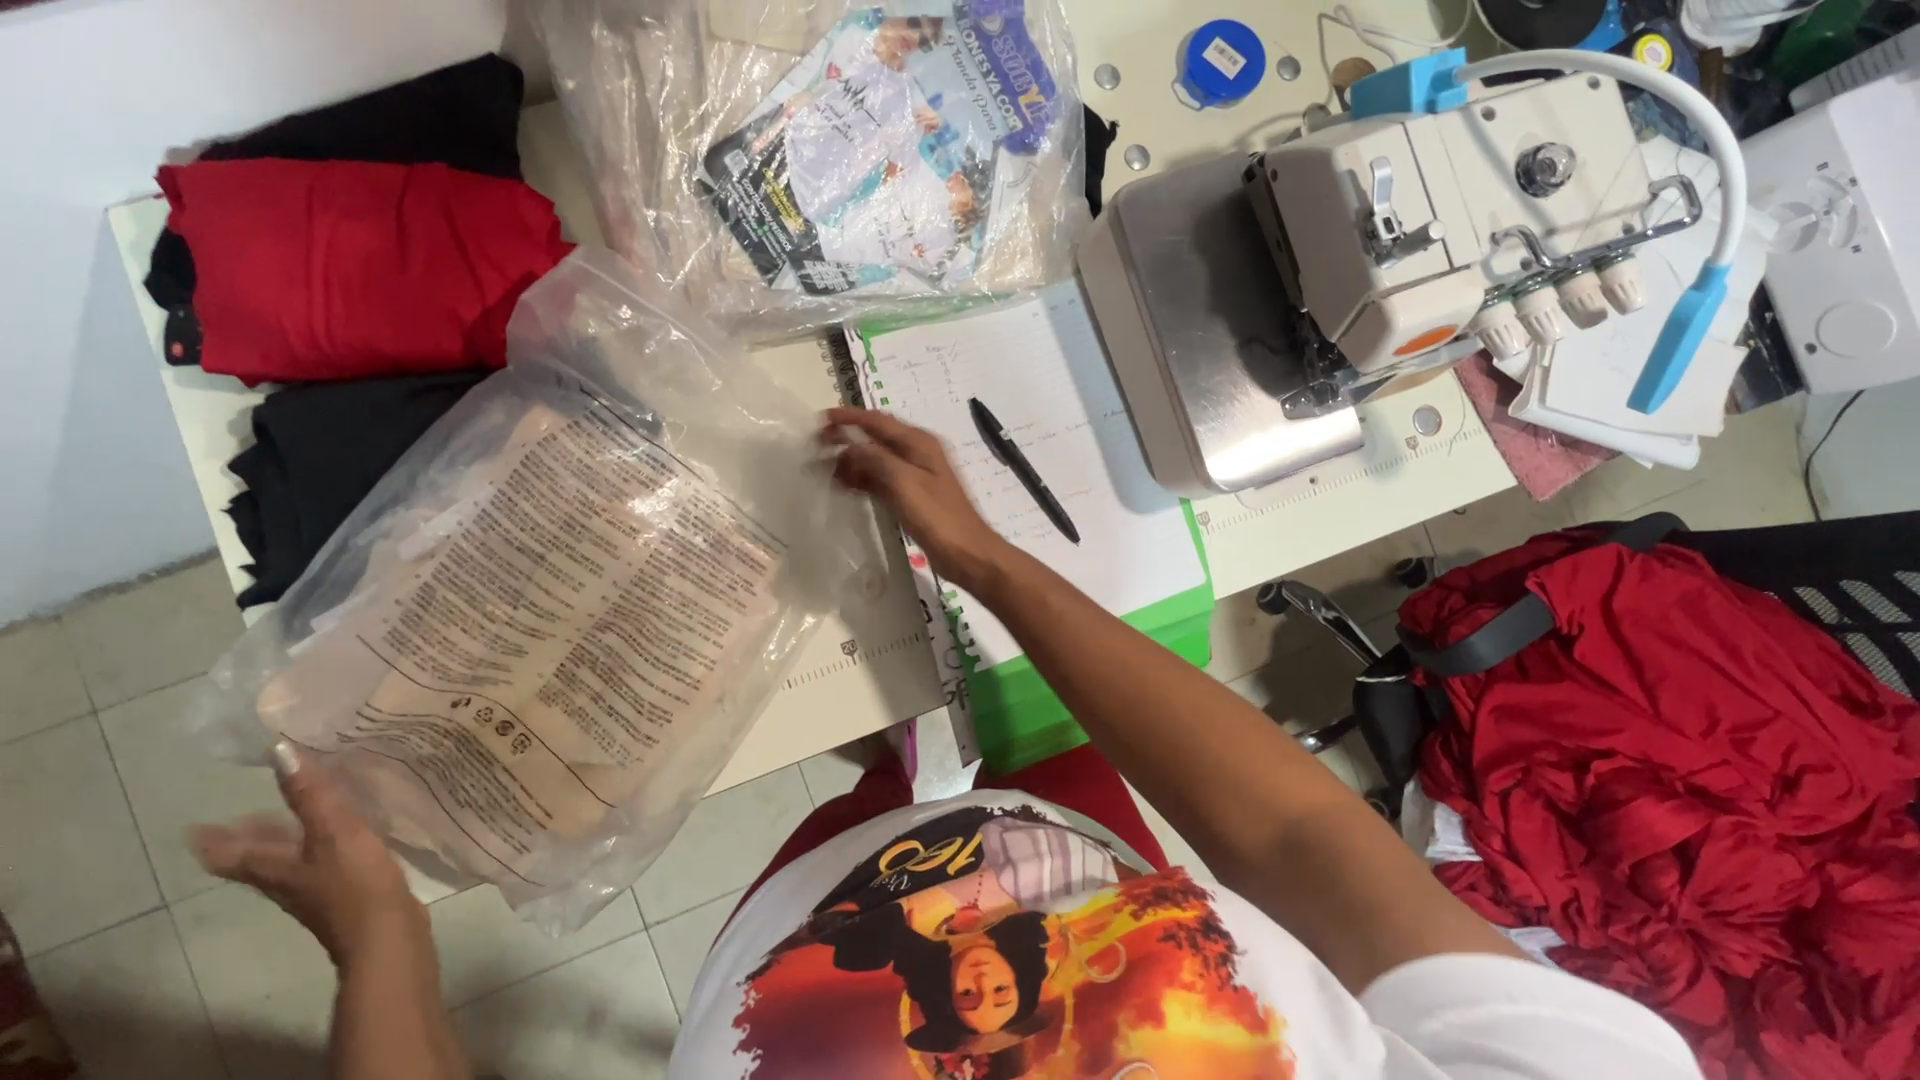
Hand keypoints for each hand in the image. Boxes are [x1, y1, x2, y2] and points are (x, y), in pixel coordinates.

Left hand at [191, 742, 426, 967]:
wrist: (386, 936)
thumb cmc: (353, 884)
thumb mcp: (334, 832)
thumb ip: (311, 794)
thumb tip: (280, 751)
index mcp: (273, 867)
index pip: (228, 853)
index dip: (210, 840)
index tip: (194, 827)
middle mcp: (284, 880)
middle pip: (253, 860)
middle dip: (246, 838)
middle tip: (240, 818)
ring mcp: (313, 891)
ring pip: (286, 863)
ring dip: (280, 844)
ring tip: (285, 824)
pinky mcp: (343, 896)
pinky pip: (319, 867)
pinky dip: (316, 851)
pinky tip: (338, 842)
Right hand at [822, 406, 1010, 592]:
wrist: (966, 553)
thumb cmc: (938, 517)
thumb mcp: (904, 483)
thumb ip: (876, 459)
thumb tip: (849, 445)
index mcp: (919, 443)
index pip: (878, 421)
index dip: (850, 418)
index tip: (822, 419)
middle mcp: (916, 453)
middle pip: (875, 438)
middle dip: (847, 439)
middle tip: (817, 446)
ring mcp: (913, 476)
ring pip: (875, 460)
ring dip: (851, 462)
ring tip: (823, 469)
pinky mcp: (910, 496)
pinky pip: (880, 481)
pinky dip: (862, 480)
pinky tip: (842, 487)